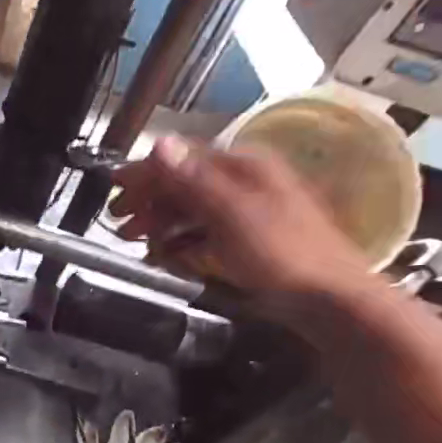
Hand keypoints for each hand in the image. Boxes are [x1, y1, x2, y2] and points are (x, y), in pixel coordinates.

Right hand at [110, 136, 374, 313]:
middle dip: (149, 199)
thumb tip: (158, 144)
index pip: (183, 159)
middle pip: (186, 183)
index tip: (113, 185)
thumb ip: (193, 180)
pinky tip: (166, 253)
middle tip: (118, 221)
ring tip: (135, 240)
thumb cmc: (281, 254)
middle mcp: (246, 182)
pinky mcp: (249, 241)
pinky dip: (181, 240)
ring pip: (194, 209)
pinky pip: (205, 233)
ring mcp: (249, 212)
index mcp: (244, 167)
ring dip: (161, 221)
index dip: (146, 171)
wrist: (328, 298)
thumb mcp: (232, 213)